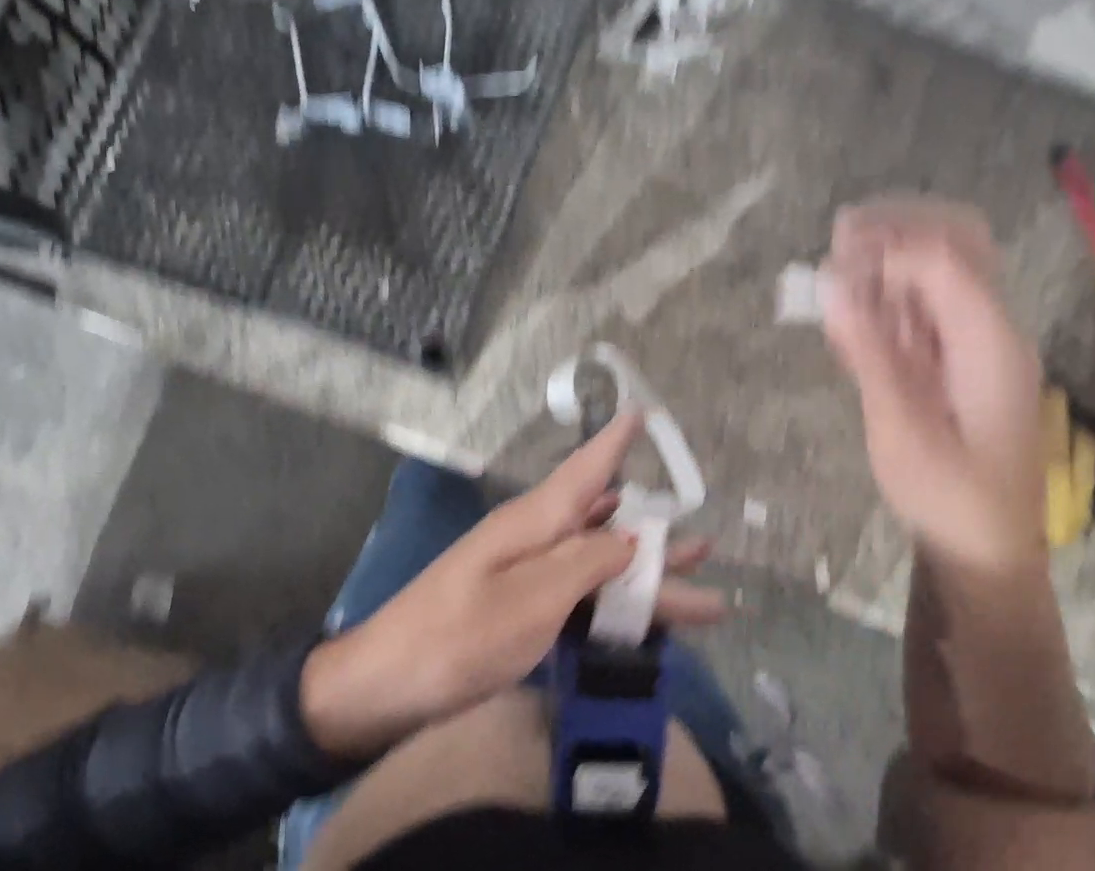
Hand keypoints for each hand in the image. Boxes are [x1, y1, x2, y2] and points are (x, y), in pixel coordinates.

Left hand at [300, 413, 726, 758]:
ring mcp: (523, 580)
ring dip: (644, 580)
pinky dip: (612, 607)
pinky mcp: (516, 613)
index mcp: (533, 524)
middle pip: (605, 530)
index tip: (641, 411)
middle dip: (655, 540)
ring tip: (700, 590)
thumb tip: (630, 537)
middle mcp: (533, 543)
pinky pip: (578, 600)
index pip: (584, 472)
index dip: (615, 444)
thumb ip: (586, 563)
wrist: (387, 684)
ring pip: (597, 570)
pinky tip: (637, 615)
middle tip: (706, 543)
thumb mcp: (531, 597)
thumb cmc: (459, 636)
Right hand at [819, 198, 1046, 572]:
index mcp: (990, 343)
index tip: (832, 262)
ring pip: (941, 271)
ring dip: (889, 262)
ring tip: (836, 275)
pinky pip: (926, 310)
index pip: (944, 259)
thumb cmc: (950, 499)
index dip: (887, 246)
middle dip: (898, 230)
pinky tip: (854, 315)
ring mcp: (977, 345)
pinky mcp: (958, 364)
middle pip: (957, 243)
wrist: (986, 550)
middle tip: (838, 241)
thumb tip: (831, 285)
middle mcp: (991, 330)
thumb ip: (870, 353)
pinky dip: (889, 301)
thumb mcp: (903, 431)